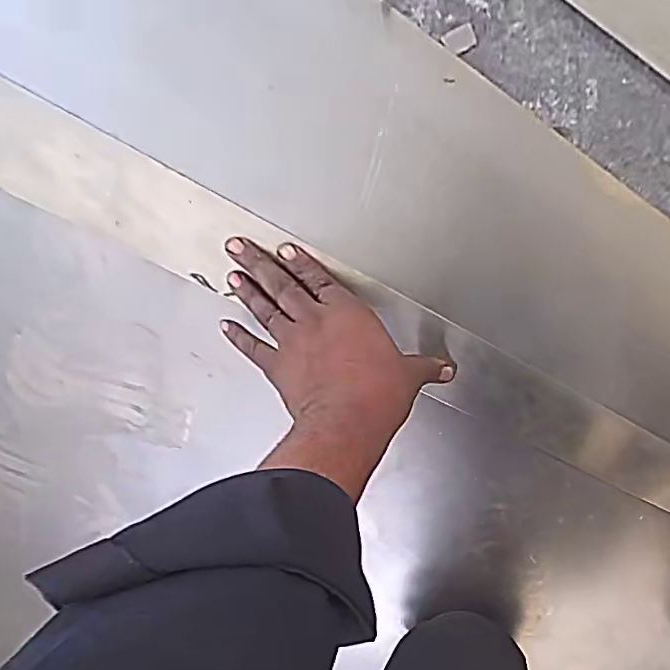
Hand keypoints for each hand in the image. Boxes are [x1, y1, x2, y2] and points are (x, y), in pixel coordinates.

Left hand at [222, 235, 452, 460]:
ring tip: (234, 272)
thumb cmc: (375, 397)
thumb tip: (442, 368)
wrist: (348, 423)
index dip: (303, 264)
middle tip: (241, 246)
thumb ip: (424, 368)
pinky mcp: (278, 368)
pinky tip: (227, 326)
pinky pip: (254, 348)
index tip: (288, 252)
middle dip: (261, 263)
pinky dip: (239, 336)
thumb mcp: (409, 377)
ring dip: (247, 289)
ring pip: (264, 307)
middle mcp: (315, 322)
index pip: (322, 280)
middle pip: (284, 284)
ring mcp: (293, 343)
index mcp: (348, 315)